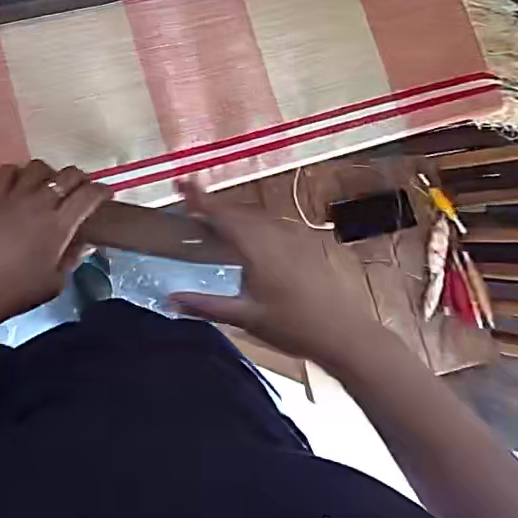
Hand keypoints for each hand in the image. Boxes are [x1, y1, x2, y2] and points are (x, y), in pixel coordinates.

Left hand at [0, 161, 109, 326]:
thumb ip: (71, 257)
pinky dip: (15, 174)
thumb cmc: (16, 290)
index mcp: (59, 224)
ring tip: (47, 185)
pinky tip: (17, 185)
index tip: (106, 194)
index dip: (102, 192)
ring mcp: (12, 196)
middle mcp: (38, 202)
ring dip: (47, 173)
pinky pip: (5, 172)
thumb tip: (82, 242)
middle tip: (81, 189)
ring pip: (36, 167)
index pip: (88, 196)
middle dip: (80, 178)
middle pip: (66, 175)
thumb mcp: (54, 282)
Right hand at [166, 178, 392, 368]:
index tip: (183, 181)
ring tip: (213, 221)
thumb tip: (171, 298)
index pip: (222, 216)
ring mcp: (294, 239)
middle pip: (238, 212)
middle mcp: (275, 236)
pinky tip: (247, 239)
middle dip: (213, 206)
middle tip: (190, 205)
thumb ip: (205, 305)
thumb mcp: (245, 317)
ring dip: (232, 215)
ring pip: (256, 217)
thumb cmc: (294, 327)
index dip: (200, 197)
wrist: (346, 336)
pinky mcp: (306, 246)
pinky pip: (271, 225)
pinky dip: (251, 224)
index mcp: (258, 249)